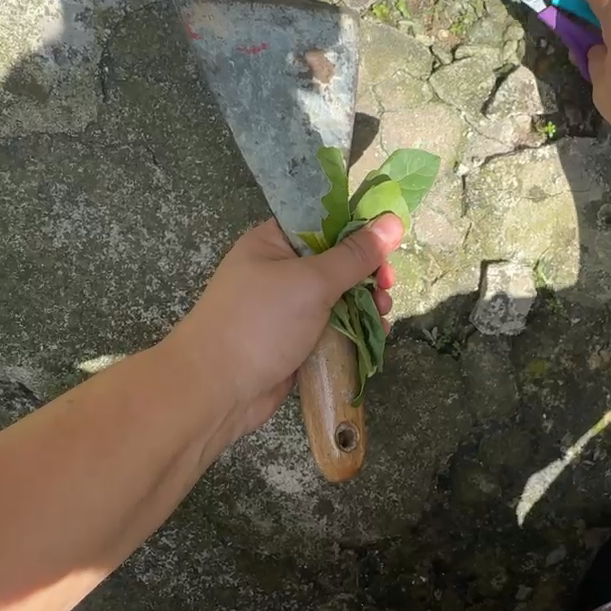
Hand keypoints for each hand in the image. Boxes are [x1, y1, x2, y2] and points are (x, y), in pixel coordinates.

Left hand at [172, 215, 401, 439]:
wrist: (217, 389)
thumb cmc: (259, 324)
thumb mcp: (311, 282)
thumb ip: (355, 255)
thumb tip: (393, 221)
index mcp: (274, 243)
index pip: (325, 222)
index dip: (359, 232)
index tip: (387, 248)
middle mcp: (281, 271)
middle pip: (338, 262)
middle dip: (367, 275)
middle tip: (385, 289)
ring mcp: (289, 309)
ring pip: (341, 298)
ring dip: (366, 304)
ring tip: (381, 317)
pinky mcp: (297, 341)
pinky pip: (335, 327)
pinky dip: (356, 329)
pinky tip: (375, 336)